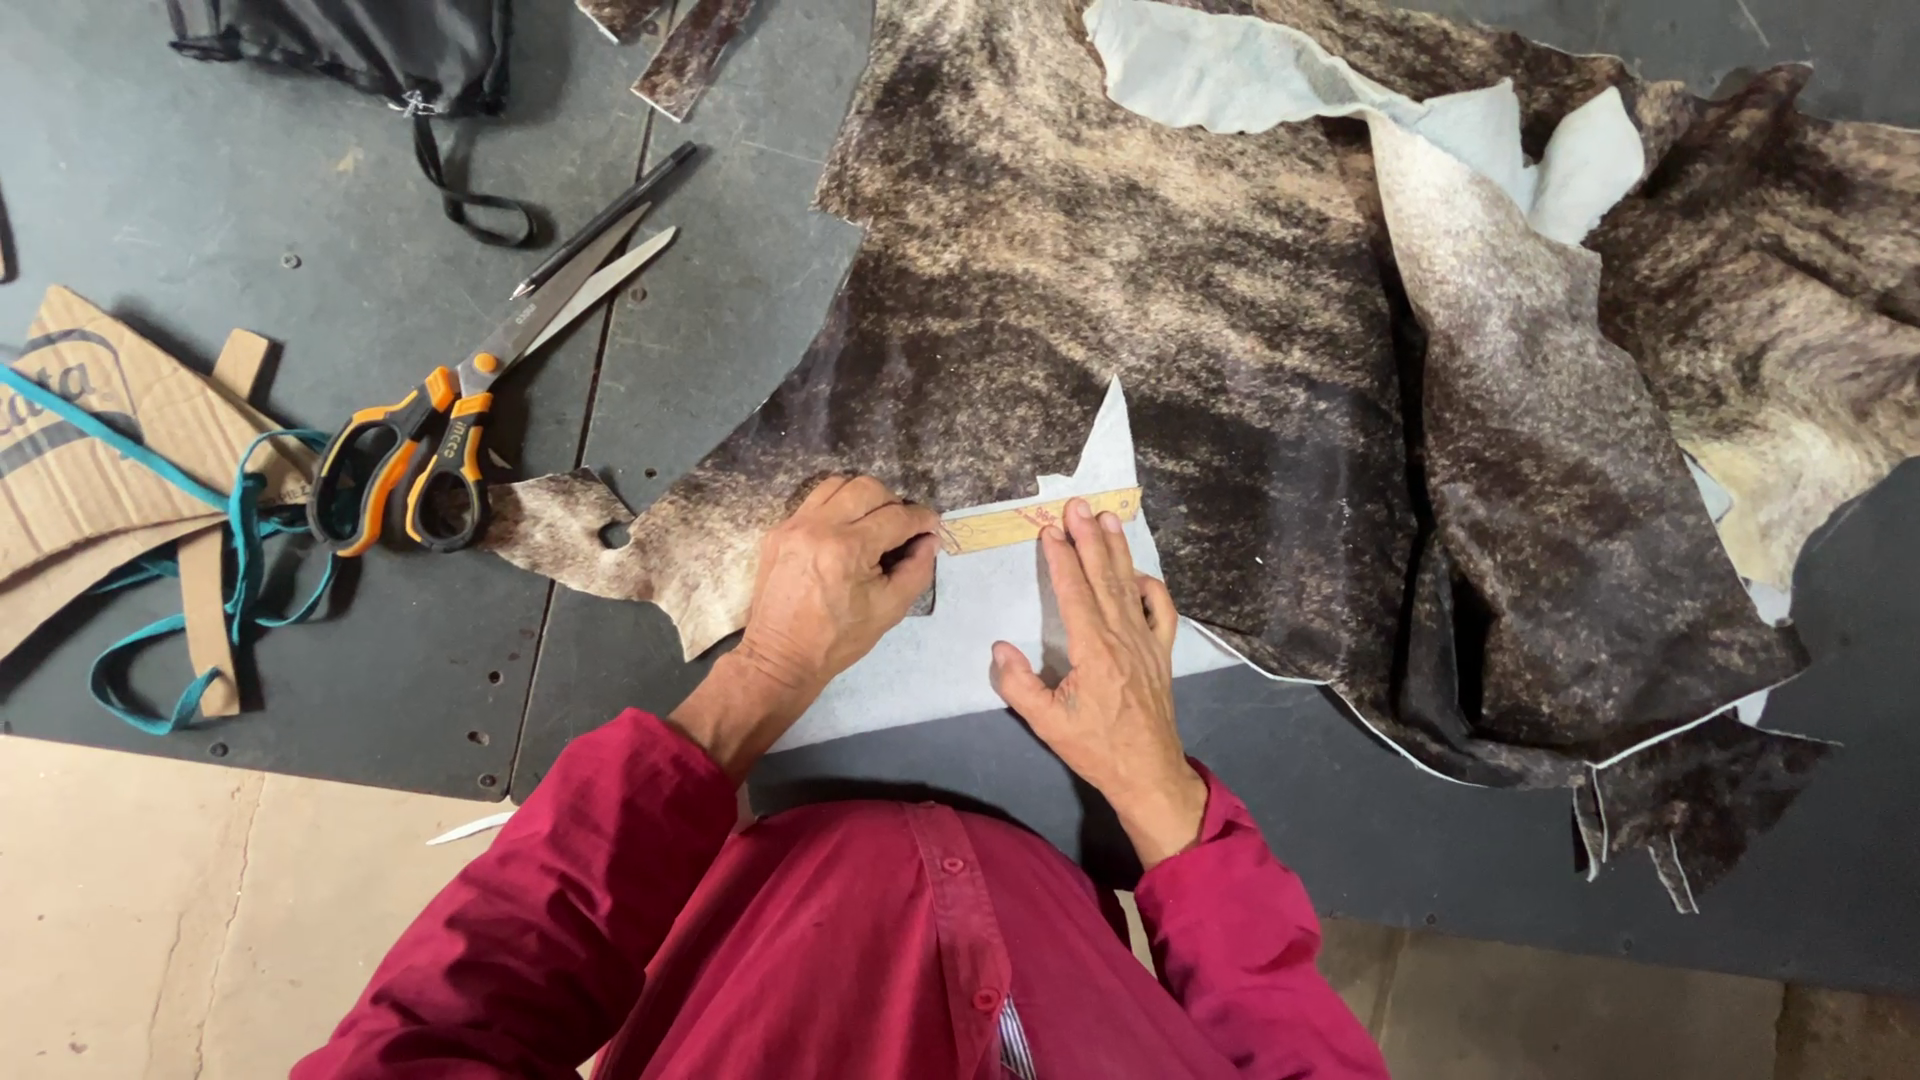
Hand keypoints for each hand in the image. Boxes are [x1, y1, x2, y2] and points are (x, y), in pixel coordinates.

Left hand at [669, 475, 939, 780]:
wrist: (781, 657)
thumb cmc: (838, 639)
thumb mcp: (890, 609)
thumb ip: (917, 569)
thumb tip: (929, 539)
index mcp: (848, 549)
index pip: (896, 517)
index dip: (922, 519)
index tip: (932, 525)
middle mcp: (818, 527)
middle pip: (868, 488)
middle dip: (894, 503)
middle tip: (902, 527)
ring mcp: (794, 525)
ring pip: (838, 484)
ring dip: (864, 498)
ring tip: (873, 523)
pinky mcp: (779, 531)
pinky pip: (815, 501)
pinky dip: (837, 506)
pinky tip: (846, 530)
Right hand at [989, 498, 1206, 869]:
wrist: (1148, 772)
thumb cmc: (1094, 747)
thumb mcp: (1046, 723)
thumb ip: (1018, 684)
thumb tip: (1000, 647)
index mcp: (1093, 649)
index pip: (1074, 592)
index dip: (1061, 558)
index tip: (1050, 530)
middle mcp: (1122, 636)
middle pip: (1103, 577)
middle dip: (1088, 538)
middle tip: (1078, 506)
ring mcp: (1147, 642)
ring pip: (1130, 586)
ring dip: (1117, 550)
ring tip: (1107, 518)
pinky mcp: (1162, 653)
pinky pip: (1162, 612)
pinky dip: (1153, 587)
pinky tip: (1141, 572)